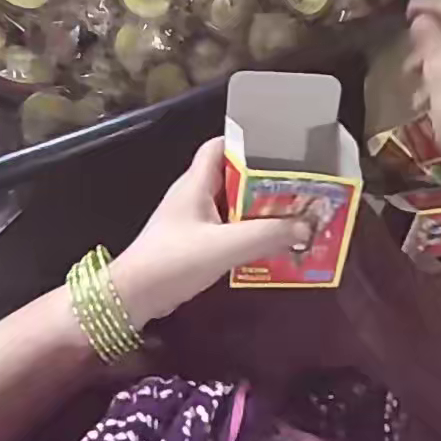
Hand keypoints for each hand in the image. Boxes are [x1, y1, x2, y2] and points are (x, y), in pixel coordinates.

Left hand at [112, 137, 309, 325]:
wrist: (132, 297)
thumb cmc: (173, 261)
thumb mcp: (224, 246)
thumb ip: (267, 235)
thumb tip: (307, 226)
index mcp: (196, 183)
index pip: (220, 146)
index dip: (247, 143)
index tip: (281, 150)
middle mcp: (193, 196)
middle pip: (233, 177)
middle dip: (265, 182)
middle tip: (299, 189)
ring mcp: (192, 220)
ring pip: (232, 206)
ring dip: (259, 211)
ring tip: (295, 216)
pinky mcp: (193, 243)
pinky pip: (227, 230)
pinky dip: (248, 233)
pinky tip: (271, 245)